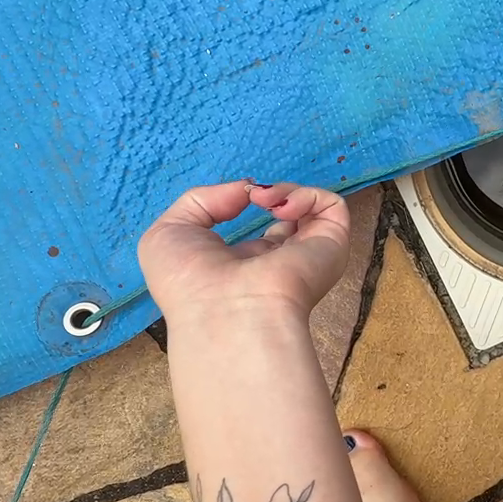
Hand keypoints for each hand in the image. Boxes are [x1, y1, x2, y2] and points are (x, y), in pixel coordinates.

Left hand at [138, 180, 351, 320]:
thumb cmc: (190, 282)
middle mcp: (283, 259)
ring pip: (313, 206)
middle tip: (254, 197)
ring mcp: (310, 252)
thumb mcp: (169, 233)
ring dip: (288, 191)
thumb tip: (248, 190)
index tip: (233, 199)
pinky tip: (282, 207)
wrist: (226, 311)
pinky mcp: (332, 245)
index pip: (265, 230)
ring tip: (265, 199)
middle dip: (272, 194)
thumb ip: (202, 200)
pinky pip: (333, 206)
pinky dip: (309, 195)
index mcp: (249, 264)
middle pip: (291, 214)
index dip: (249, 203)